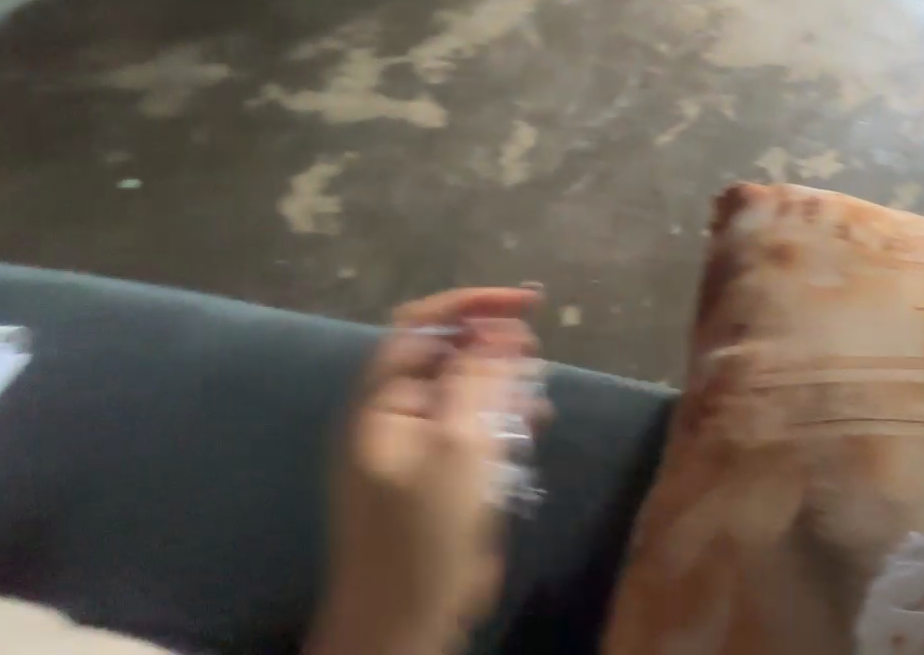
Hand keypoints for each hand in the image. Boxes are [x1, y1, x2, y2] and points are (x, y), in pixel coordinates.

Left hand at [308, 288, 544, 654]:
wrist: (401, 621)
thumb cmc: (426, 531)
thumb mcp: (461, 445)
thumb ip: (480, 377)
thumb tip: (500, 325)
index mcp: (384, 401)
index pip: (424, 322)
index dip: (476, 303)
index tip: (532, 305)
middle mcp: (394, 413)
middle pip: (446, 350)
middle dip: (495, 343)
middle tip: (537, 357)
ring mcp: (412, 442)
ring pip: (464, 385)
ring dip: (505, 380)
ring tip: (538, 397)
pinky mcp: (435, 469)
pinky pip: (471, 421)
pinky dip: (502, 413)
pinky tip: (532, 424)